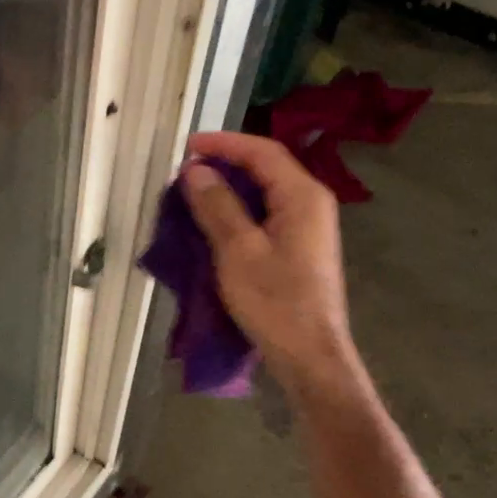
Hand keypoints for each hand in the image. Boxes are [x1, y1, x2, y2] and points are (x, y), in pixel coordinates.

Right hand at [180, 130, 355, 386]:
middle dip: (225, 164)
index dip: (224, 144)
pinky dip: (238, 212)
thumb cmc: (275, 301)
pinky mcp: (299, 250)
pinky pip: (266, 216)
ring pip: (265, 193)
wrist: (309, 353)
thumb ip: (217, 206)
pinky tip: (214, 224)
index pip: (263, 152)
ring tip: (192, 195)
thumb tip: (195, 171)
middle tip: (185, 171)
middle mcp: (311, 204)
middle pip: (267, 169)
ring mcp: (308, 228)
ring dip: (229, 189)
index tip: (187, 146)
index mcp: (303, 196)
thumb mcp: (238, 251)